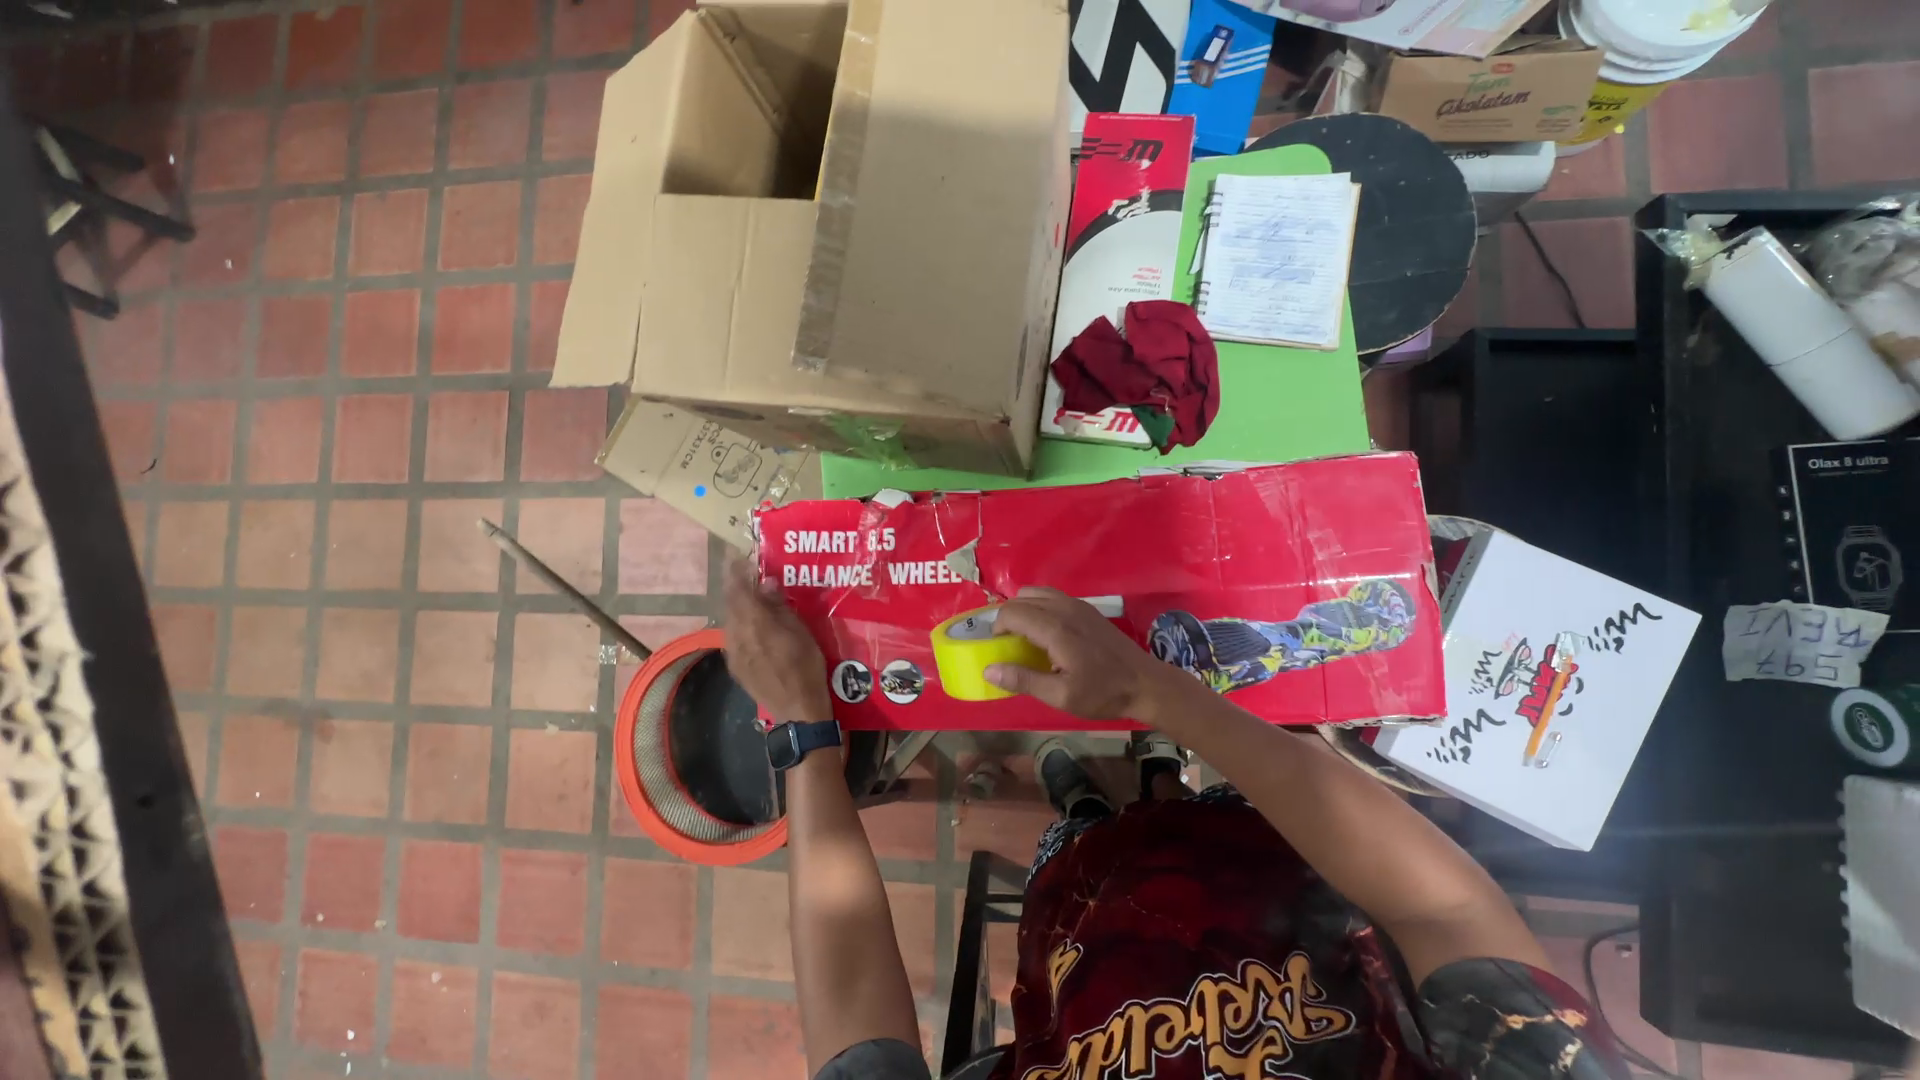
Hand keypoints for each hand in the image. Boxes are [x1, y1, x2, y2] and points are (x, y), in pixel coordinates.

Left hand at [723, 559, 833, 724]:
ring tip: (755, 600)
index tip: (741, 557)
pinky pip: (733, 637)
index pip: (738, 588)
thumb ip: (780, 607)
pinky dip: (741, 625)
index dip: (737, 570)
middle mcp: (737, 635)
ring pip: (730, 620)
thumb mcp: (801, 632)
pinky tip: (755, 627)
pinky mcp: (734, 665)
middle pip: (730, 603)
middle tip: (751, 577)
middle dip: (738, 587)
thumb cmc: (806, 667)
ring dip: (739, 607)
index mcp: (755, 623)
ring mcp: (733, 652)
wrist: (797, 710)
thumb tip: (767, 583)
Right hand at [984, 588, 1195, 721]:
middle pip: (1020, 599)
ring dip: (1023, 610)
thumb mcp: (1060, 695)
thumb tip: (989, 670)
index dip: (997, 629)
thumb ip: (1023, 680)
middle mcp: (1063, 608)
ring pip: (1036, 593)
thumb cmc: (1103, 693)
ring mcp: (1077, 605)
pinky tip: (1047, 634)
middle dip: (1007, 619)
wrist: (1145, 684)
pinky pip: (1052, 597)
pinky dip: (1039, 608)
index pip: (1010, 613)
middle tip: (1010, 647)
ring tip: (1026, 638)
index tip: (1000, 651)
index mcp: (1054, 628)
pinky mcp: (1087, 609)